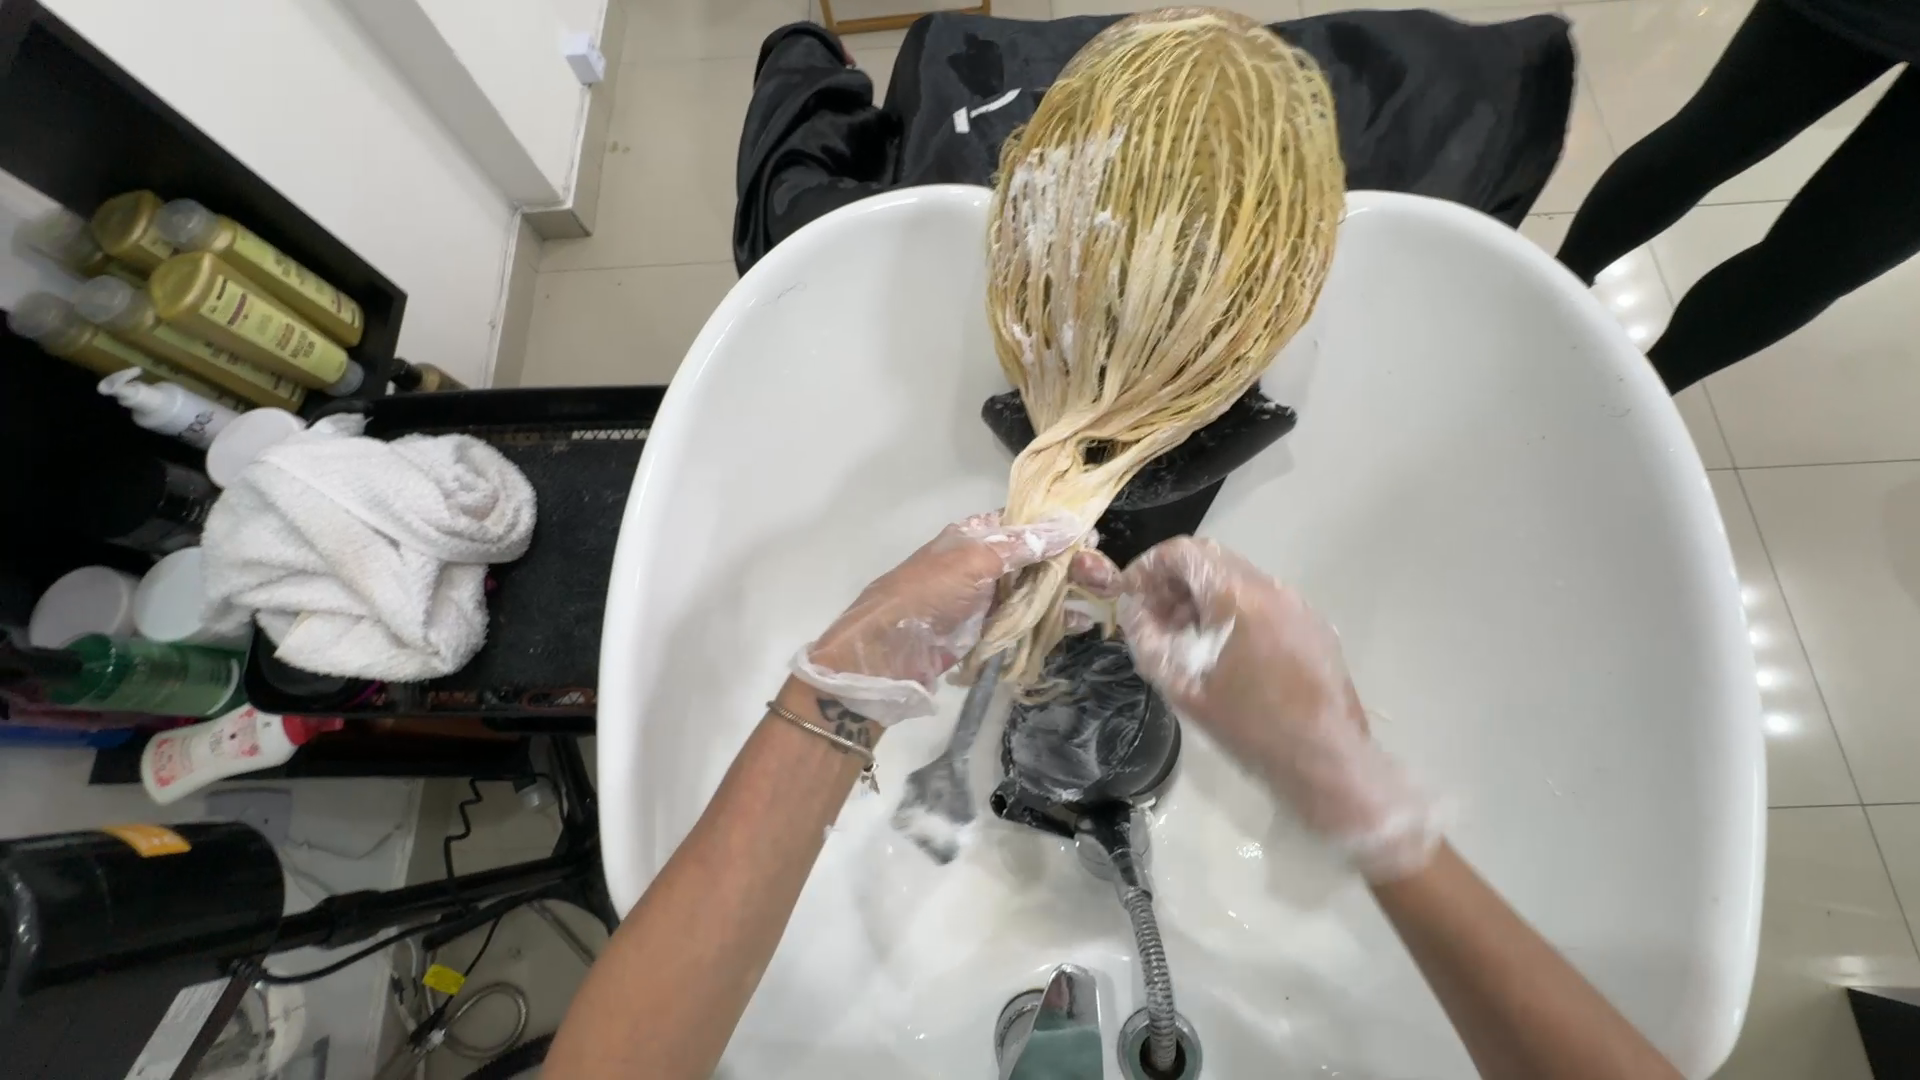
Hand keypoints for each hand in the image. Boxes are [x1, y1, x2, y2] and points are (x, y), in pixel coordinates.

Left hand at [793, 512, 1085, 724]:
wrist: (887, 653)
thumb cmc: (927, 596)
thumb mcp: (974, 561)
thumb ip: (1022, 544)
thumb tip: (1068, 522)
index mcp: (976, 536)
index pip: (1027, 524)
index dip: (1061, 529)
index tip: (1094, 538)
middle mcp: (985, 563)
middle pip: (1039, 558)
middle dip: (1073, 564)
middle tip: (1107, 578)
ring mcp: (988, 598)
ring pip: (1037, 590)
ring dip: (1070, 592)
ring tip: (1103, 596)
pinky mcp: (989, 630)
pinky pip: (1027, 620)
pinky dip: (1053, 620)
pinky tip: (1079, 623)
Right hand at [1079, 536, 1441, 880]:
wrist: (1328, 764)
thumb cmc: (1250, 728)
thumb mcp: (1183, 687)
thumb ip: (1148, 641)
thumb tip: (1132, 610)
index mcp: (1239, 598)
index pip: (1184, 552)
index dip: (1148, 567)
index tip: (1131, 596)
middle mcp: (1272, 589)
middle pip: (1210, 561)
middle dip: (1173, 583)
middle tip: (1152, 619)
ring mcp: (1298, 606)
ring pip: (1236, 579)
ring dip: (1202, 598)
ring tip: (1183, 638)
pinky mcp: (1313, 626)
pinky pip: (1262, 601)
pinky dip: (1231, 611)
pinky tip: (1222, 652)